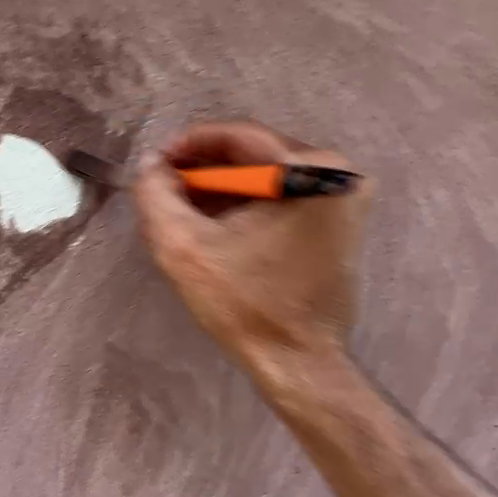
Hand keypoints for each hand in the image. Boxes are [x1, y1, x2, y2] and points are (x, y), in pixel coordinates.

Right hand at [131, 120, 371, 393]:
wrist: (297, 360)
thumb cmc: (244, 305)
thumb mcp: (183, 248)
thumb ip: (156, 197)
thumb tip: (150, 167)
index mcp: (310, 169)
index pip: (239, 136)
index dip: (189, 146)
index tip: (155, 165)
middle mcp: (339, 173)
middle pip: (256, 155)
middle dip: (206, 172)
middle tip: (167, 192)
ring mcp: (347, 199)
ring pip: (269, 178)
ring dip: (225, 191)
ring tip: (187, 214)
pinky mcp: (343, 224)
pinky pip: (286, 200)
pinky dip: (250, 208)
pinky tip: (219, 229)